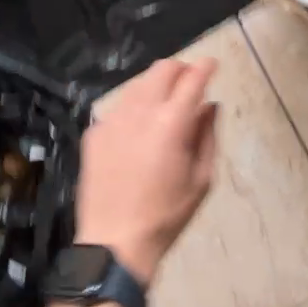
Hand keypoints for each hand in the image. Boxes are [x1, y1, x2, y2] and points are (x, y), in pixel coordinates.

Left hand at [75, 58, 219, 284]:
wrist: (113, 242)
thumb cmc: (166, 215)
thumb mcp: (201, 180)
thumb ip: (207, 136)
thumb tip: (210, 106)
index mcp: (171, 122)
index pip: (192, 79)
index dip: (205, 67)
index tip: (212, 64)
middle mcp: (140, 111)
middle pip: (161, 69)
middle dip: (179, 69)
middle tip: (189, 82)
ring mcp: (113, 119)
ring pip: (137, 84)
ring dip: (155, 86)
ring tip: (164, 105)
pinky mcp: (94, 132)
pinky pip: (118, 107)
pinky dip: (134, 108)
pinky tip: (137, 130)